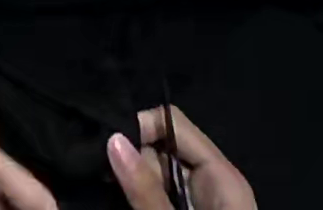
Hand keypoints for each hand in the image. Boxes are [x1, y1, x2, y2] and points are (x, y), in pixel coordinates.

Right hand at [106, 106, 255, 209]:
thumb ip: (147, 189)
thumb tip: (112, 138)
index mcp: (221, 173)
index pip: (171, 120)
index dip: (139, 127)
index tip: (107, 147)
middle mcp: (213, 180)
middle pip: (162, 148)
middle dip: (133, 157)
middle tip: (100, 173)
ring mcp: (204, 202)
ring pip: (158, 174)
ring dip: (134, 180)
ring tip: (106, 185)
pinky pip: (164, 195)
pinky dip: (144, 197)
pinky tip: (122, 202)